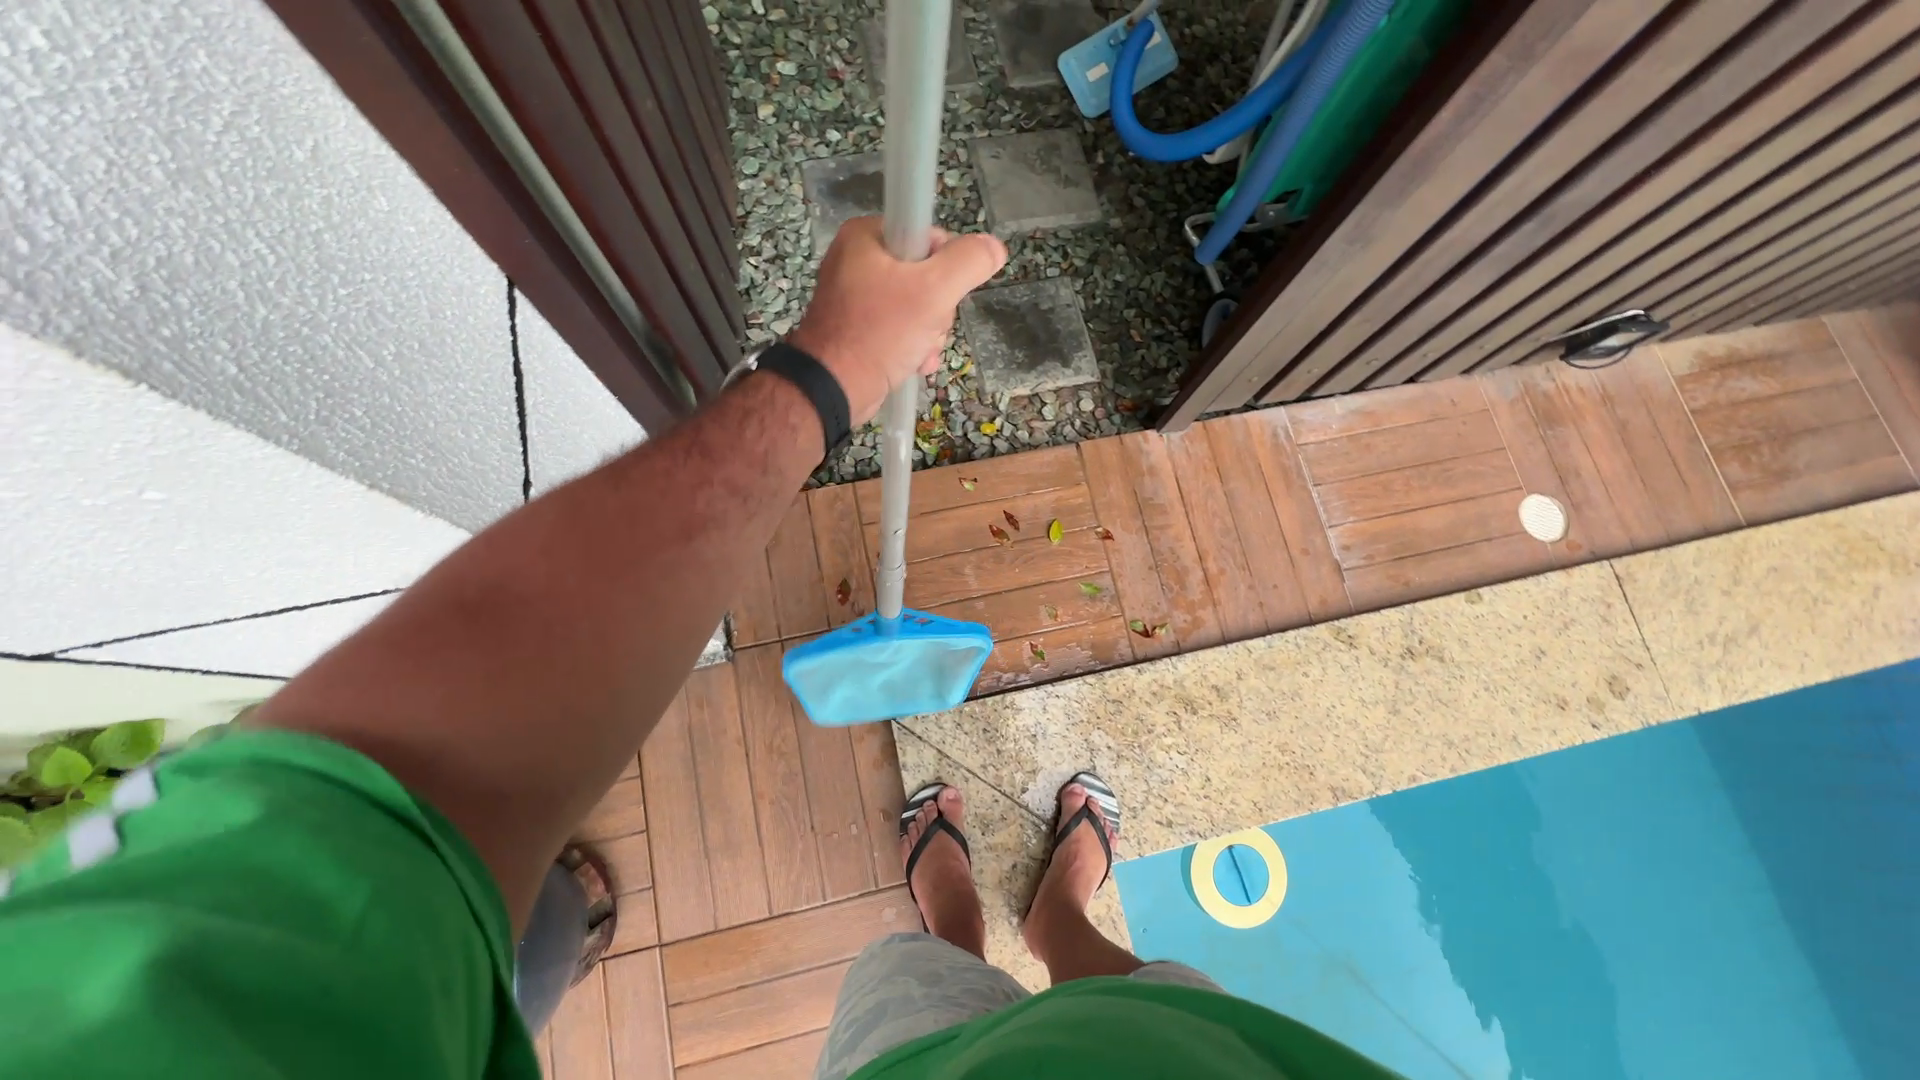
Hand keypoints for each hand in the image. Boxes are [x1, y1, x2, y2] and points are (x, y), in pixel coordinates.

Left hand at [787, 216, 1007, 425]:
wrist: (833, 388)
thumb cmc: (880, 332)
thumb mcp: (934, 291)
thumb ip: (969, 261)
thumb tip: (993, 247)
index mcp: (866, 235)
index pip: (929, 236)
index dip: (947, 266)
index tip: (943, 294)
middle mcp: (857, 259)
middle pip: (926, 274)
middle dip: (937, 309)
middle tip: (928, 327)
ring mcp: (855, 296)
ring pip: (917, 305)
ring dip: (929, 332)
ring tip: (920, 352)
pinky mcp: (857, 327)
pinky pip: (898, 327)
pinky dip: (912, 345)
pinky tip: (915, 363)